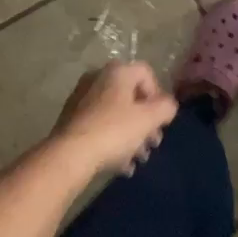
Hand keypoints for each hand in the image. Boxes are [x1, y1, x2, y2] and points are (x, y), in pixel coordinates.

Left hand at [50, 61, 178, 175]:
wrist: (69, 154)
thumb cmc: (113, 131)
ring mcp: (82, 97)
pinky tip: (120, 165)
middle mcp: (99, 77)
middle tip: (152, 146)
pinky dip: (112, 140)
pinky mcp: (71, 118)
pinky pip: (100, 124)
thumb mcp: (148, 120)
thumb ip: (165, 108)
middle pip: (131, 96)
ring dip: (130, 136)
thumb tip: (168, 105)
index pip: (146, 74)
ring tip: (137, 160)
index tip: (161, 123)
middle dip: (145, 123)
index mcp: (118, 71)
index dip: (159, 97)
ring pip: (115, 113)